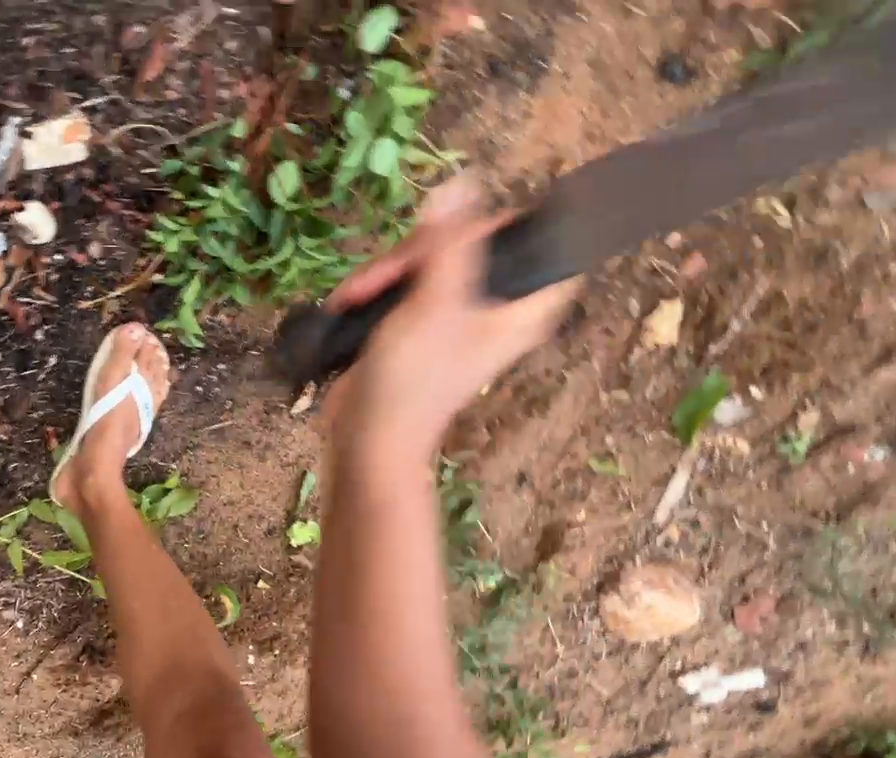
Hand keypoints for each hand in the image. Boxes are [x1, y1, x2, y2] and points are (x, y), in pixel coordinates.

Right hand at [323, 176, 579, 456]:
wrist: (367, 437)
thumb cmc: (411, 379)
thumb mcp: (433, 304)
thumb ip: (448, 245)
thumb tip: (459, 184)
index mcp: (521, 303)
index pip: (545, 239)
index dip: (508, 224)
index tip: (463, 231)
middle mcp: (492, 305)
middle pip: (470, 242)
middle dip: (417, 252)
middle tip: (387, 274)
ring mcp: (449, 316)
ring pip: (427, 262)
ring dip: (385, 273)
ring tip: (355, 296)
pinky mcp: (412, 327)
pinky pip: (401, 287)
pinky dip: (374, 290)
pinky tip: (350, 302)